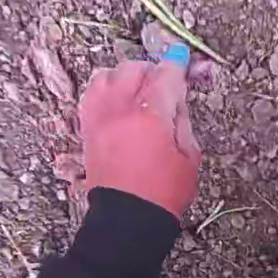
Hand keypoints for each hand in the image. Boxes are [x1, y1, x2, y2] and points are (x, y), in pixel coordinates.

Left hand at [78, 59, 200, 219]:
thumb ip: (182, 121)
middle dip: (153, 70)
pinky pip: (92, 94)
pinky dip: (106, 89)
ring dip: (127, 77)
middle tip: (166, 84)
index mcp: (151, 117)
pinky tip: (119, 100)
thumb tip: (176, 98)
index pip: (165, 75)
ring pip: (108, 76)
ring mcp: (100, 118)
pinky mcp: (87, 129)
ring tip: (140, 90)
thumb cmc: (164, 193)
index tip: (182, 57)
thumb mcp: (189, 157)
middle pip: (134, 69)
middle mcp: (121, 111)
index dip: (177, 64)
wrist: (129, 220)